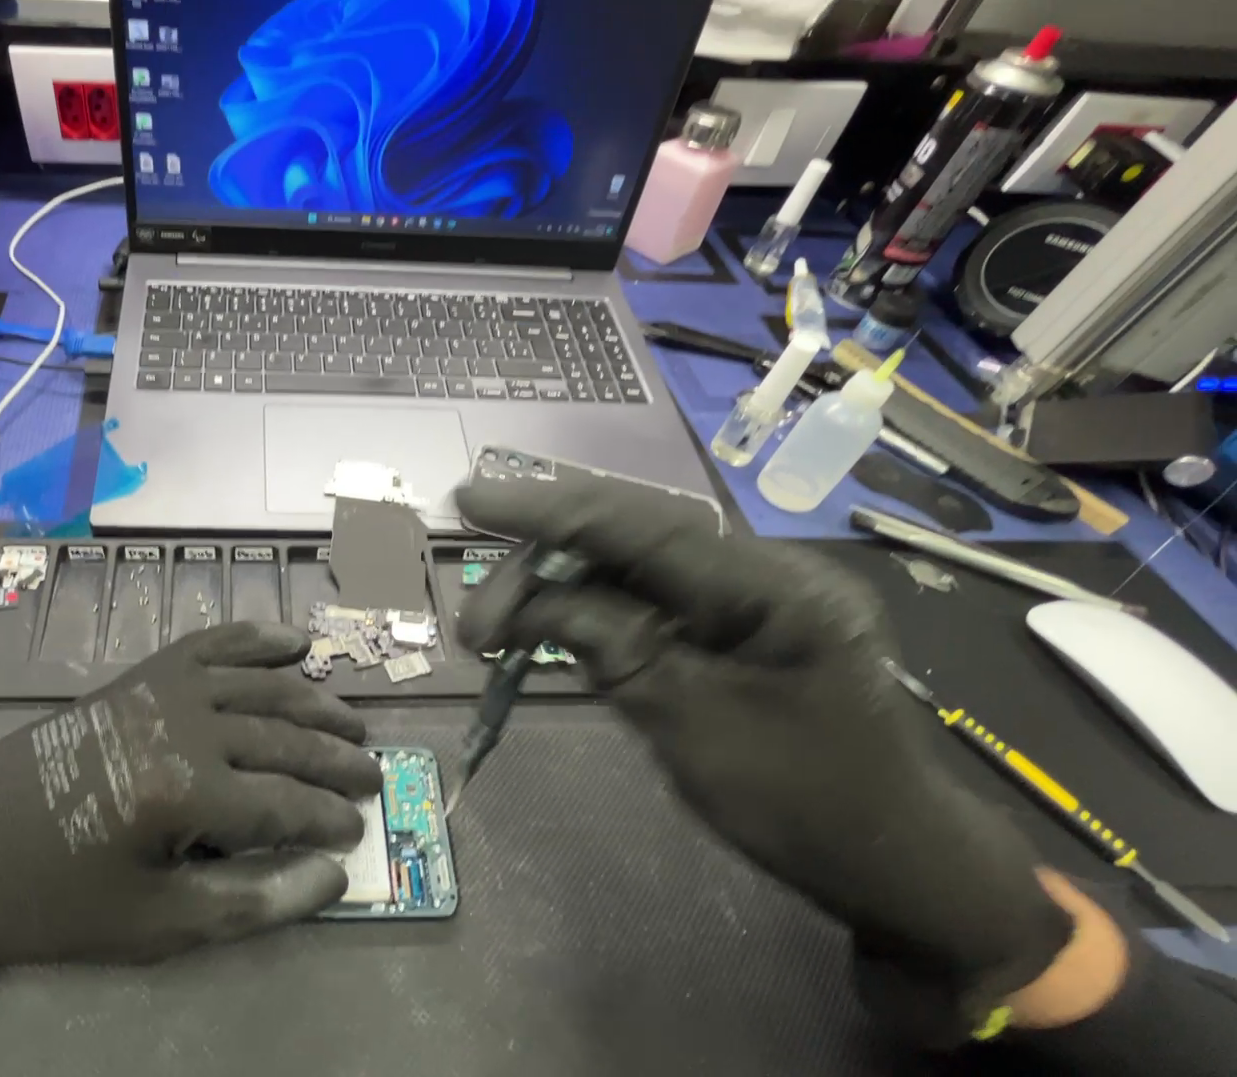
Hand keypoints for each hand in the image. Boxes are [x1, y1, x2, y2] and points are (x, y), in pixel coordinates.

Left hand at [0, 622, 382, 972]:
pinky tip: (293, 640)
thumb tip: (334, 877)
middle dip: (335, 758)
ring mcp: (161, 689)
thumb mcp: (155, 928)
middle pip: (283, 736)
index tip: (357, 835)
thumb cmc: (57, 900)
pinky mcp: (140, 674)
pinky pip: (211, 644)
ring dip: (312, 701)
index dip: (328, 819)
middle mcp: (183, 724)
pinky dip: (256, 638)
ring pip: (261, 685)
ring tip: (350, 721)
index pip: (286, 803)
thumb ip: (252, 901)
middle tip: (372, 774)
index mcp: (185, 792)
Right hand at [455, 480, 1072, 1033]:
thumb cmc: (802, 804)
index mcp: (769, 583)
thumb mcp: (689, 725)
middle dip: (538, 565)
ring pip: (626, 565)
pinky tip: (543, 629)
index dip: (544, 508)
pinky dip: (585, 611)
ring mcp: (744, 595)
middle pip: (625, 537)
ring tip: (492, 634)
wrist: (893, 863)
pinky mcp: (728, 624)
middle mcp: (758, 569)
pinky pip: (644, 599)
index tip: (468, 497)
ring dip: (554, 590)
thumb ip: (609, 646)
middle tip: (475, 623)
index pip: (637, 524)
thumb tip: (530, 603)